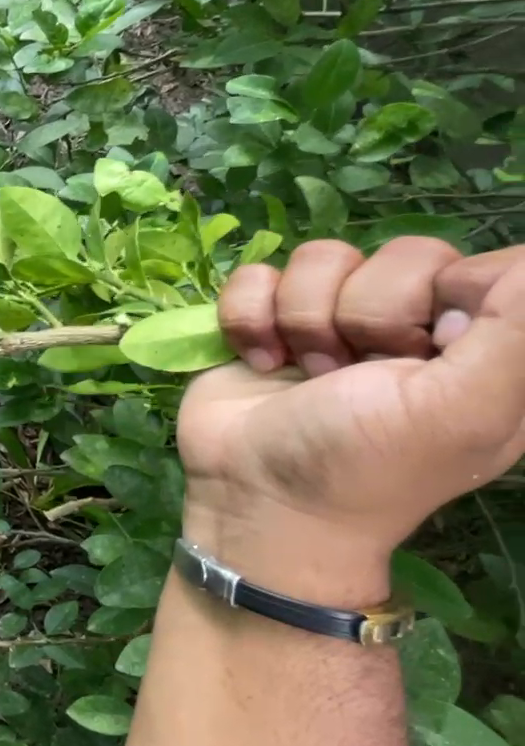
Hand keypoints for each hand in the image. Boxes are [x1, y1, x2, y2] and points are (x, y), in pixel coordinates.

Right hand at [176, 238, 524, 604]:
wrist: (253, 492)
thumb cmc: (364, 462)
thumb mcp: (460, 408)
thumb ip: (513, 337)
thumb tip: (511, 270)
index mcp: (482, 344)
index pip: (491, 264)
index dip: (451, 289)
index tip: (429, 346)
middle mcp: (412, 324)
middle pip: (399, 254)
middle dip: (362, 313)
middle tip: (354, 369)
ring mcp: (330, 320)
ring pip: (318, 258)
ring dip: (298, 319)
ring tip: (304, 370)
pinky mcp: (262, 321)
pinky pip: (252, 276)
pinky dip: (246, 319)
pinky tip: (260, 360)